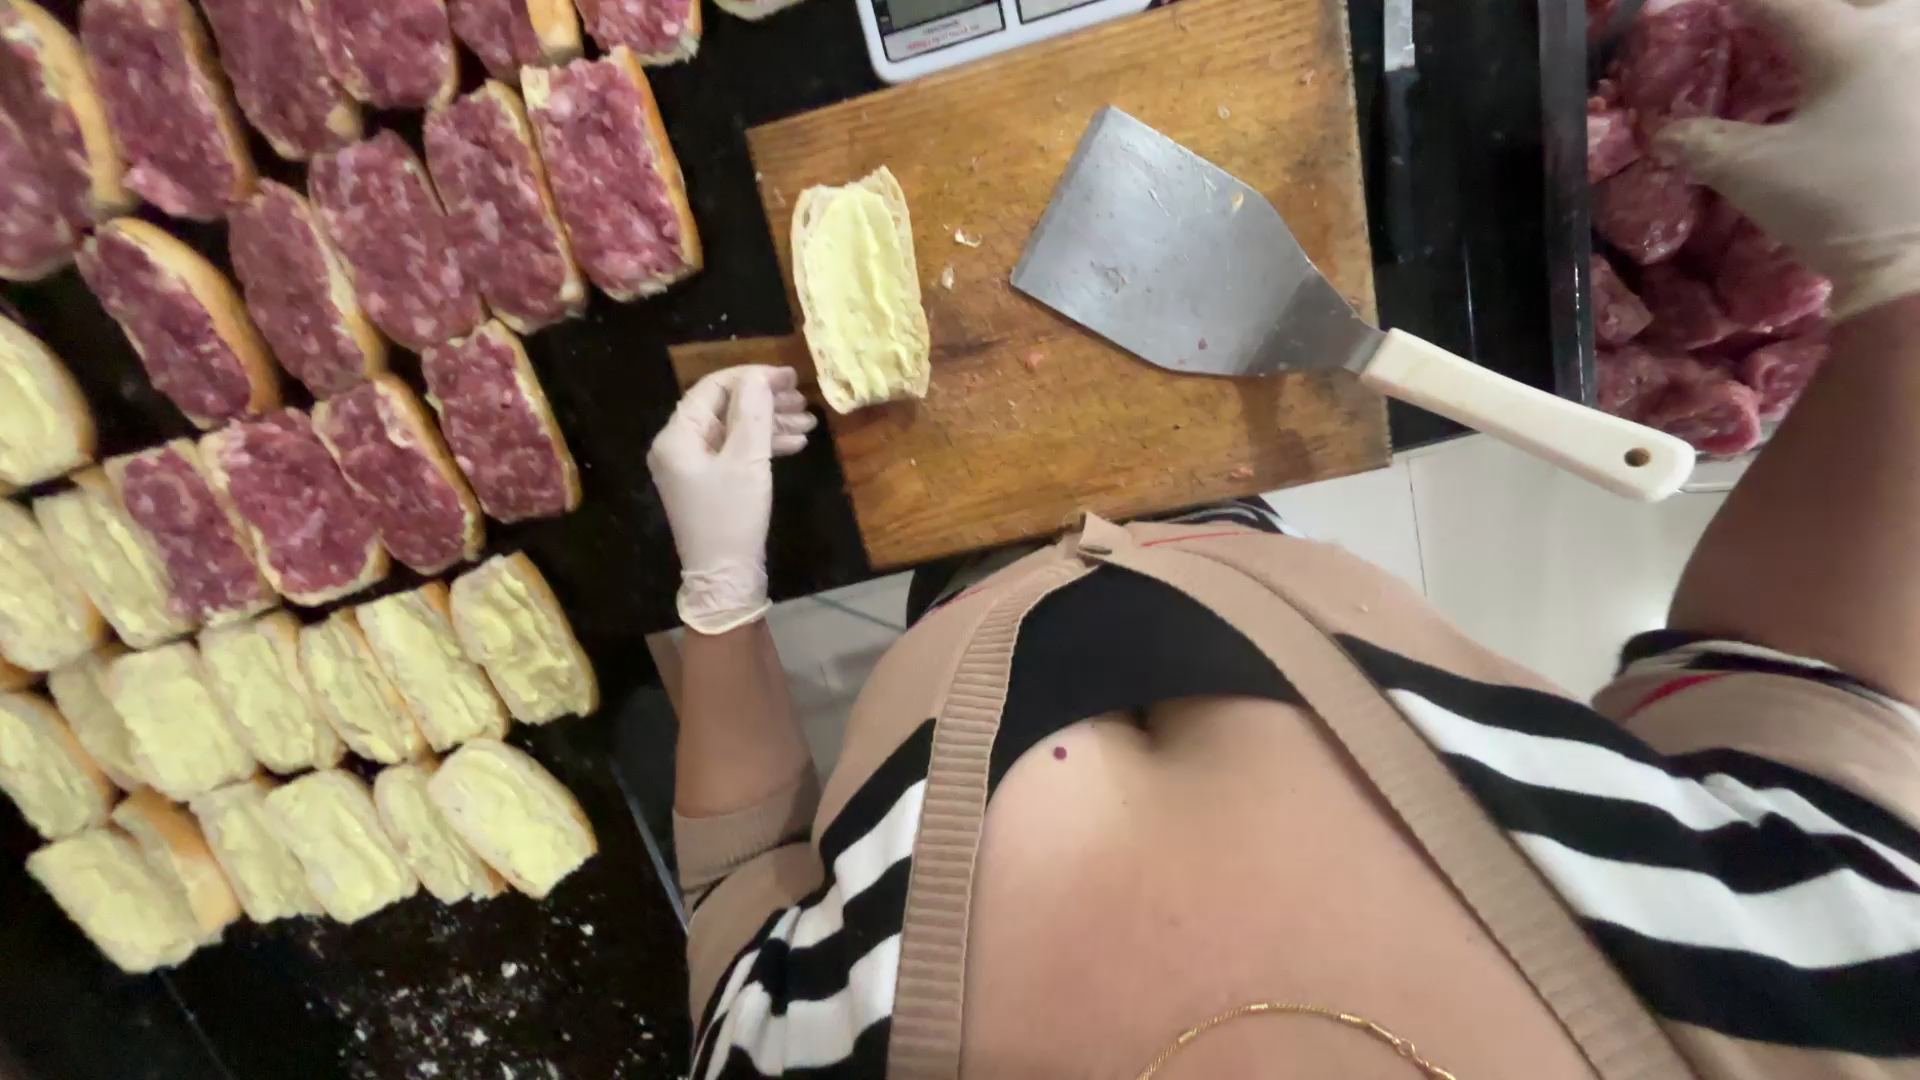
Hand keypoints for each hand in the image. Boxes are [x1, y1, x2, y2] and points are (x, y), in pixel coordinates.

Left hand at [648, 366, 816, 633]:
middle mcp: (680, 446)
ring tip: (808, 423)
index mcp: (677, 437)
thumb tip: (759, 377)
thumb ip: (752, 414)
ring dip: (771, 423)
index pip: (713, 389)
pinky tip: (795, 445)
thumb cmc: (731, 518)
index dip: (752, 378)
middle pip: (725, 408)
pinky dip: (765, 445)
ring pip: (735, 430)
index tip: (789, 376)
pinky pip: (738, 452)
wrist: (725, 578)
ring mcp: (695, 466)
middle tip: (802, 398)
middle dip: (765, 401)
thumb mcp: (747, 462)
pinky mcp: (712, 483)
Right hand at [1657, 0, 1919, 319]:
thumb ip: (1700, 143)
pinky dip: (1878, 50)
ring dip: (1855, 26)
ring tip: (1815, 52)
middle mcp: (1909, 32)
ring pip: (1893, 19)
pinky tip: (1857, 80)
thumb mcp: (1748, 173)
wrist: (1918, 247)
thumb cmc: (1833, 198)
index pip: (1787, 5)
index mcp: (1856, 44)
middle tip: (1772, 25)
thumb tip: (1663, 130)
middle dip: (1810, 10)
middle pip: (1854, 3)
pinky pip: (1901, 51)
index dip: (1745, 2)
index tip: (1714, 4)